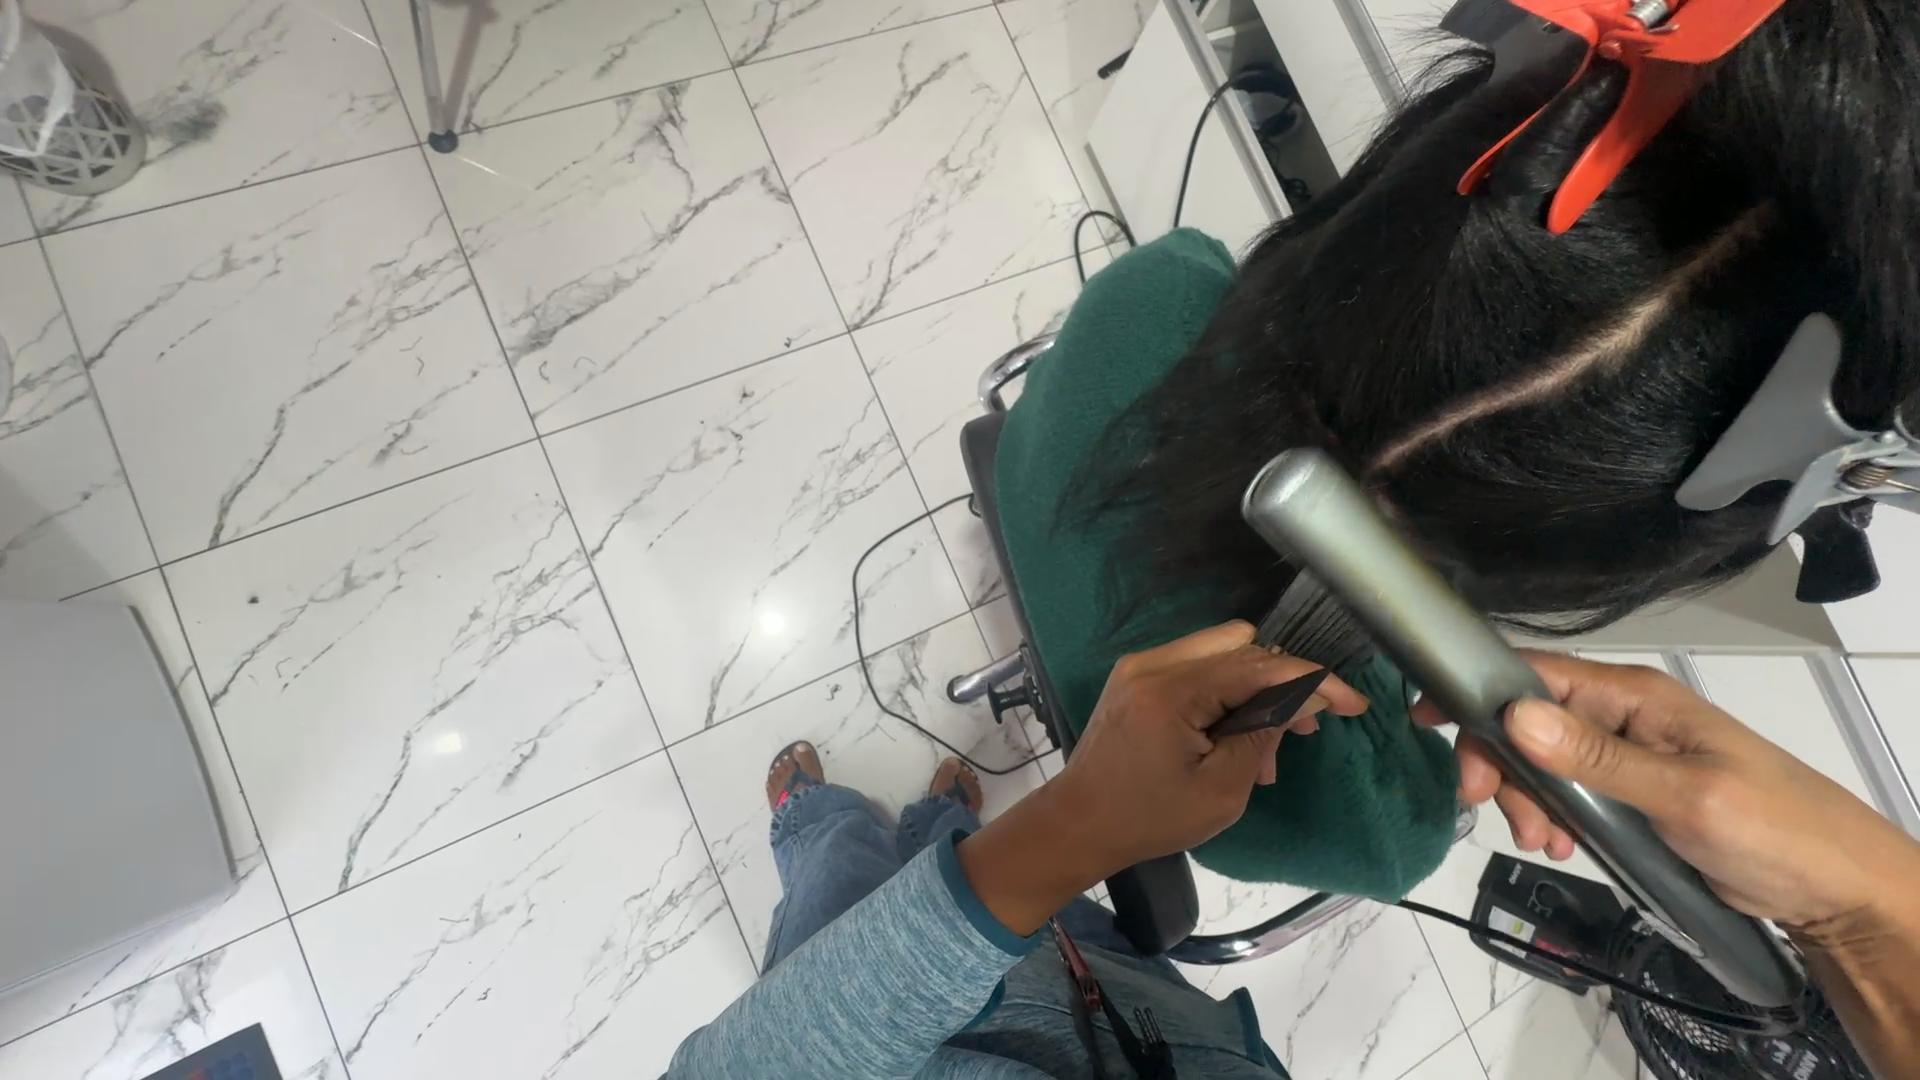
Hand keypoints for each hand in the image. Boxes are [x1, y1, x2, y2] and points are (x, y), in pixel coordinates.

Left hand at [1051, 620, 1367, 870]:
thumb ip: (1264, 733)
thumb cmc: (1150, 817)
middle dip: (1280, 683)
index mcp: (1172, 690)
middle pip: (1240, 646)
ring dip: (1253, 688)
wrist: (1079, 821)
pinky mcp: (1135, 675)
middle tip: (1300, 732)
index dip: (1312, 680)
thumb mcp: (1222, 789)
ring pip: (1219, 651)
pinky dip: (1223, 692)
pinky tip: (1231, 737)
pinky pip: (1195, 666)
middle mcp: (1153, 663)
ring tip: (1263, 750)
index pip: (1258, 666)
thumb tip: (1305, 695)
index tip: (1353, 705)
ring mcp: (1140, 665)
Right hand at [1418, 652, 1919, 938]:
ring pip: (1534, 760)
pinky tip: (1559, 842)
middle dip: (1499, 764)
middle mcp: (1615, 714)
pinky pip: (1559, 790)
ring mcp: (1617, 752)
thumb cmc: (1780, 831)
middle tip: (1487, 806)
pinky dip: (1547, 815)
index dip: (1474, 689)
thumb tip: (1514, 715)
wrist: (1845, 896)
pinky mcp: (1620, 788)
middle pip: (1521, 722)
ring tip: (1543, 841)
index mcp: (1630, 697)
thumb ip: (1598, 757)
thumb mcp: (1687, 796)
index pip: (1532, 672)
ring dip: (1524, 799)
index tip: (1427, 719)